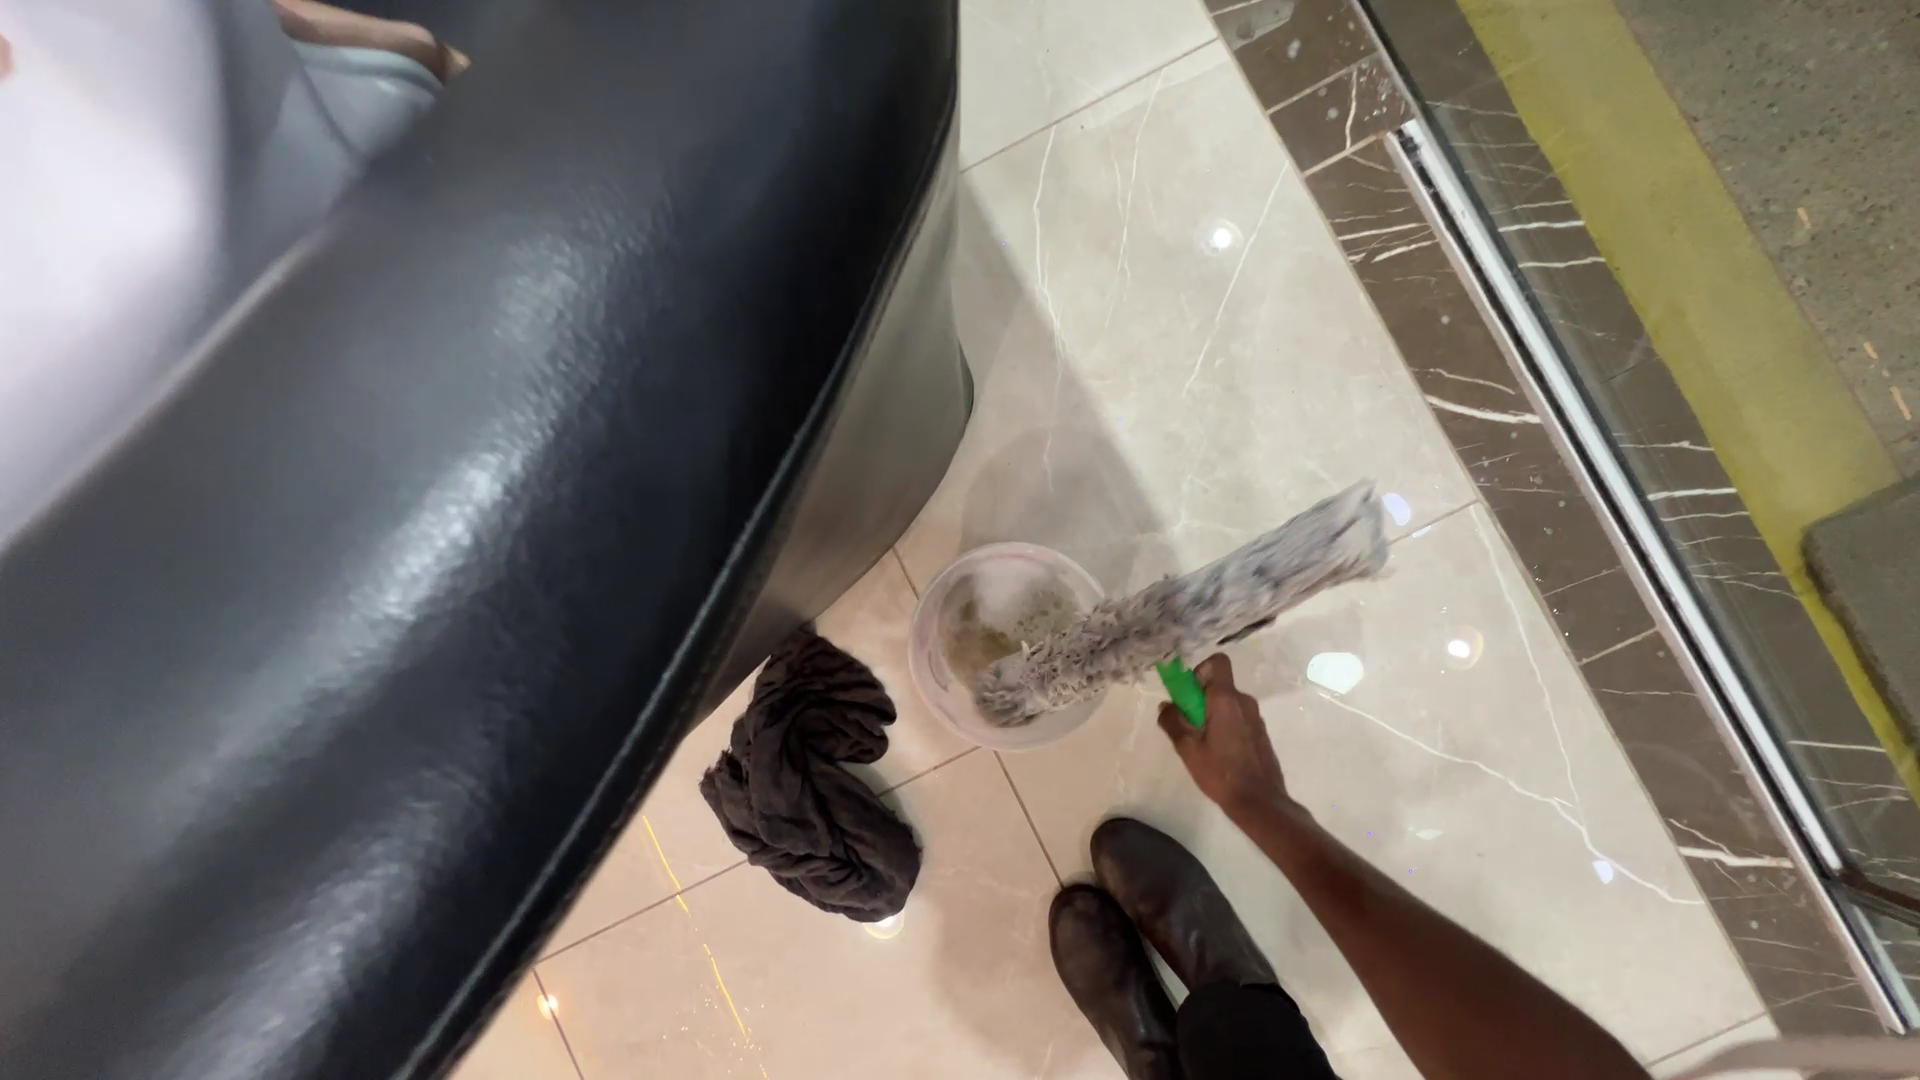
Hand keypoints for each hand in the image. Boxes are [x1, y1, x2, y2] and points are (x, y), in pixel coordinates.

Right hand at [1158, 654, 1291, 819]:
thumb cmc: (1221, 773)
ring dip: (1211, 713)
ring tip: (1202, 743)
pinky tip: (1219, 752)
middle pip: (1218, 685)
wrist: (1260, 801)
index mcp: (1226, 700)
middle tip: (1187, 724)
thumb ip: (1173, 722)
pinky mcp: (1260, 733)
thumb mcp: (1187, 749)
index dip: (1200, 670)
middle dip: (1199, 698)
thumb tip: (1166, 705)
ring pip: (1227, 703)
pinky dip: (1224, 725)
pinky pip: (1237, 717)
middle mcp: (1244, 702)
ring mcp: (1255, 718)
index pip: (1217, 663)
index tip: (1188, 693)